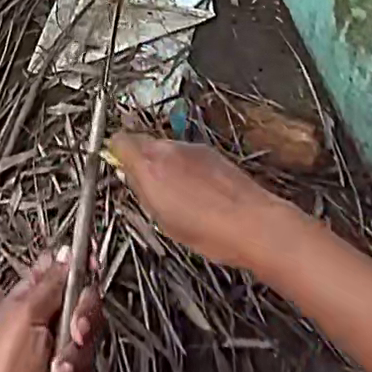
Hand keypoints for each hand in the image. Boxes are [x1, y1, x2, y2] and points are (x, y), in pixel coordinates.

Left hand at [0, 247, 103, 371]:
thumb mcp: (25, 315)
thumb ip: (51, 284)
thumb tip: (66, 254)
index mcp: (29, 297)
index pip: (60, 269)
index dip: (77, 265)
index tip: (91, 262)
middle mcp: (46, 322)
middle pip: (83, 302)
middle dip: (84, 317)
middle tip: (74, 328)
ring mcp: (60, 353)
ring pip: (91, 340)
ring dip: (77, 357)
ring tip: (59, 370)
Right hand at [106, 132, 294, 270]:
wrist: (256, 225)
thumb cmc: (210, 230)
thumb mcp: (161, 219)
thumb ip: (140, 191)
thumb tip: (128, 175)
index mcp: (149, 165)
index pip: (120, 141)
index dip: (116, 153)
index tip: (118, 166)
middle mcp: (168, 149)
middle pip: (142, 143)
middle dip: (141, 160)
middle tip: (147, 188)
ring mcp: (191, 148)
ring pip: (166, 149)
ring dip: (164, 164)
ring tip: (177, 196)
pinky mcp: (211, 153)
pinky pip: (187, 154)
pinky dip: (186, 167)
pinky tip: (198, 193)